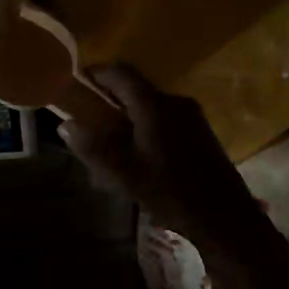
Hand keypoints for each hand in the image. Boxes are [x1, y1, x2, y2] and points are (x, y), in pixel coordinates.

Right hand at [58, 65, 267, 250]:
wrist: (223, 215)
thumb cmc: (170, 192)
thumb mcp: (122, 173)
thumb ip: (91, 147)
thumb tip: (65, 125)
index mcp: (154, 107)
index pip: (121, 73)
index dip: (97, 73)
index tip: (76, 82)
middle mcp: (174, 102)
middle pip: (134, 89)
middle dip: (107, 100)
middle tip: (86, 121)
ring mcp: (190, 115)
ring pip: (148, 105)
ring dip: (125, 116)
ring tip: (108, 144)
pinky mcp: (198, 130)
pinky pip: (162, 117)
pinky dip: (142, 126)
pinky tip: (135, 155)